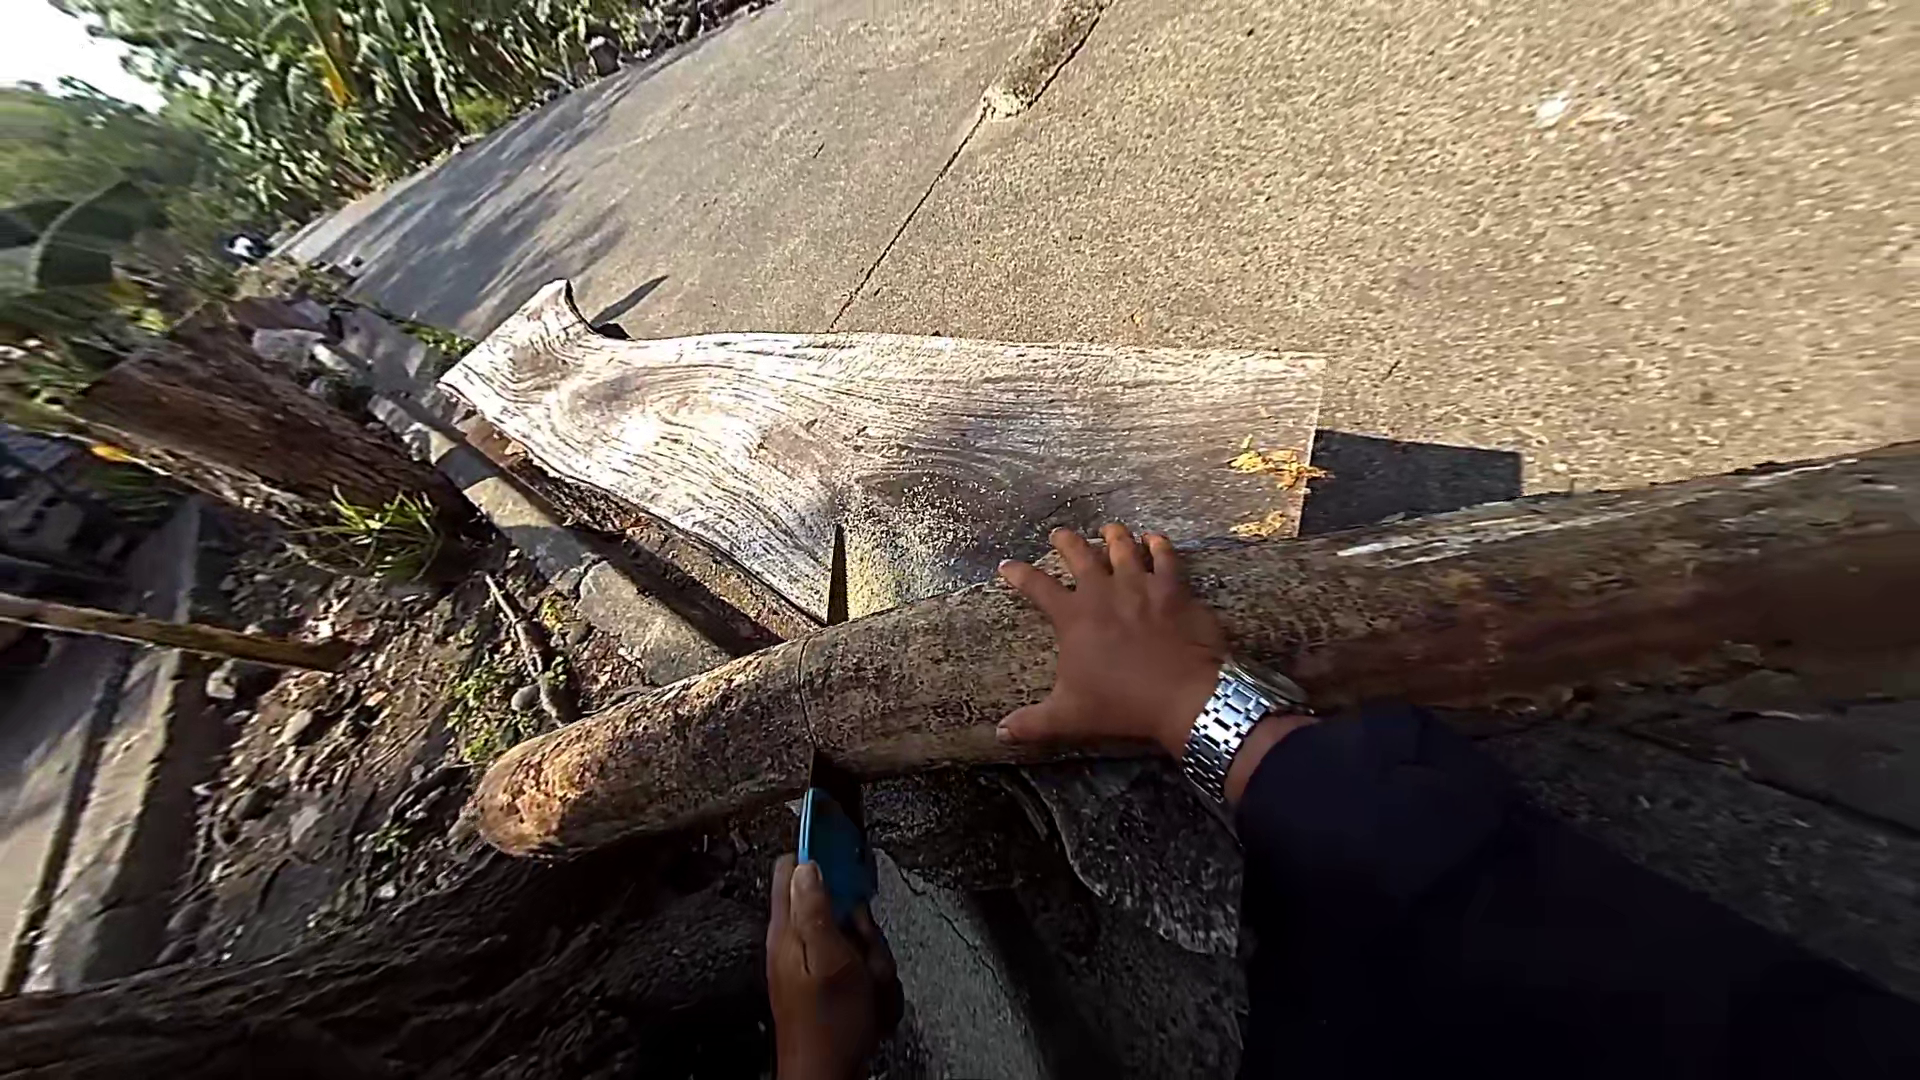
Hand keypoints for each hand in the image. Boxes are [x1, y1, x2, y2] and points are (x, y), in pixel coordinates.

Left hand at [767, 855, 901, 1079]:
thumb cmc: (830, 1029)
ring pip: (848, 927)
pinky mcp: (825, 977)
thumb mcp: (830, 959)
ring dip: (868, 946)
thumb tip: (807, 863)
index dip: (817, 852)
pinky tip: (869, 989)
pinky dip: (867, 967)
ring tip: (868, 976)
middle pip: (831, 898)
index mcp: (788, 930)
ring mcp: (810, 959)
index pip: (791, 867)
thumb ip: (817, 909)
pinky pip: (854, 954)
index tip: (843, 854)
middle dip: (856, 914)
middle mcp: (794, 940)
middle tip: (862, 941)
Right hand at [996, 524, 1227, 757]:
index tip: (1006, 565)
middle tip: (1058, 533)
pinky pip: (1166, 556)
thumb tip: (1000, 734)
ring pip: (1122, 546)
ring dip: (1112, 535)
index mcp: (1073, 615)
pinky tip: (1155, 539)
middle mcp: (1103, 590)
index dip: (1018, 573)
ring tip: (1108, 528)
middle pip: (1079, 553)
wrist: (1184, 697)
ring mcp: (1140, 584)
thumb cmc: (1121, 704)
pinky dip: (1159, 544)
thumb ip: (1033, 722)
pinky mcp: (1173, 588)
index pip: (1035, 586)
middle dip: (1065, 540)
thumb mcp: (1070, 715)